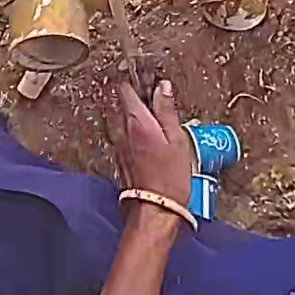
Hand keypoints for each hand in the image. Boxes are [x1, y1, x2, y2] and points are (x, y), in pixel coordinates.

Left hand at [113, 79, 193, 206]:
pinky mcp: (119, 159)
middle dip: (138, 102)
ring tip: (158, 128)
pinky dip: (134, 135)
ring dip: (136, 120)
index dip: (136, 83)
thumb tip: (162, 86)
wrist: (155, 211)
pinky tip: (150, 145)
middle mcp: (121, 131)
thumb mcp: (177, 139)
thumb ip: (166, 111)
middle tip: (159, 108)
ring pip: (123, 121)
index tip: (149, 84)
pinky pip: (124, 137)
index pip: (125, 90)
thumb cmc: (170, 176)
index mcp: (136, 121)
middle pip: (123, 105)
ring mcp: (118, 146)